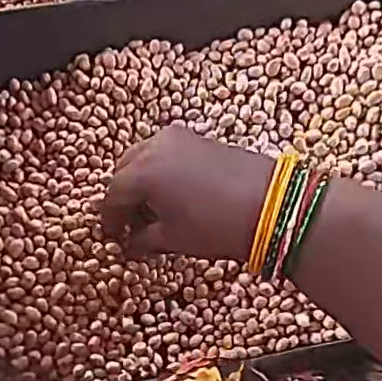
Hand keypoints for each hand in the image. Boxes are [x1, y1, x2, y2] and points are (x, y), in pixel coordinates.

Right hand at [99, 125, 274, 263]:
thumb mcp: (171, 238)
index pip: (112, 195)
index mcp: (142, 171)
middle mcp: (155, 146)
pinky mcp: (198, 138)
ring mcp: (178, 137)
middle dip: (124, 197)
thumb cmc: (215, 226)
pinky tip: (171, 197)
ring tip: (151, 212)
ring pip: (143, 159)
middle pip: (124, 171)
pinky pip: (165, 154)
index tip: (113, 237)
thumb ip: (142, 238)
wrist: (271, 206)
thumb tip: (130, 243)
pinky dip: (160, 173)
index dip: (110, 220)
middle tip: (129, 224)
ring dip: (141, 183)